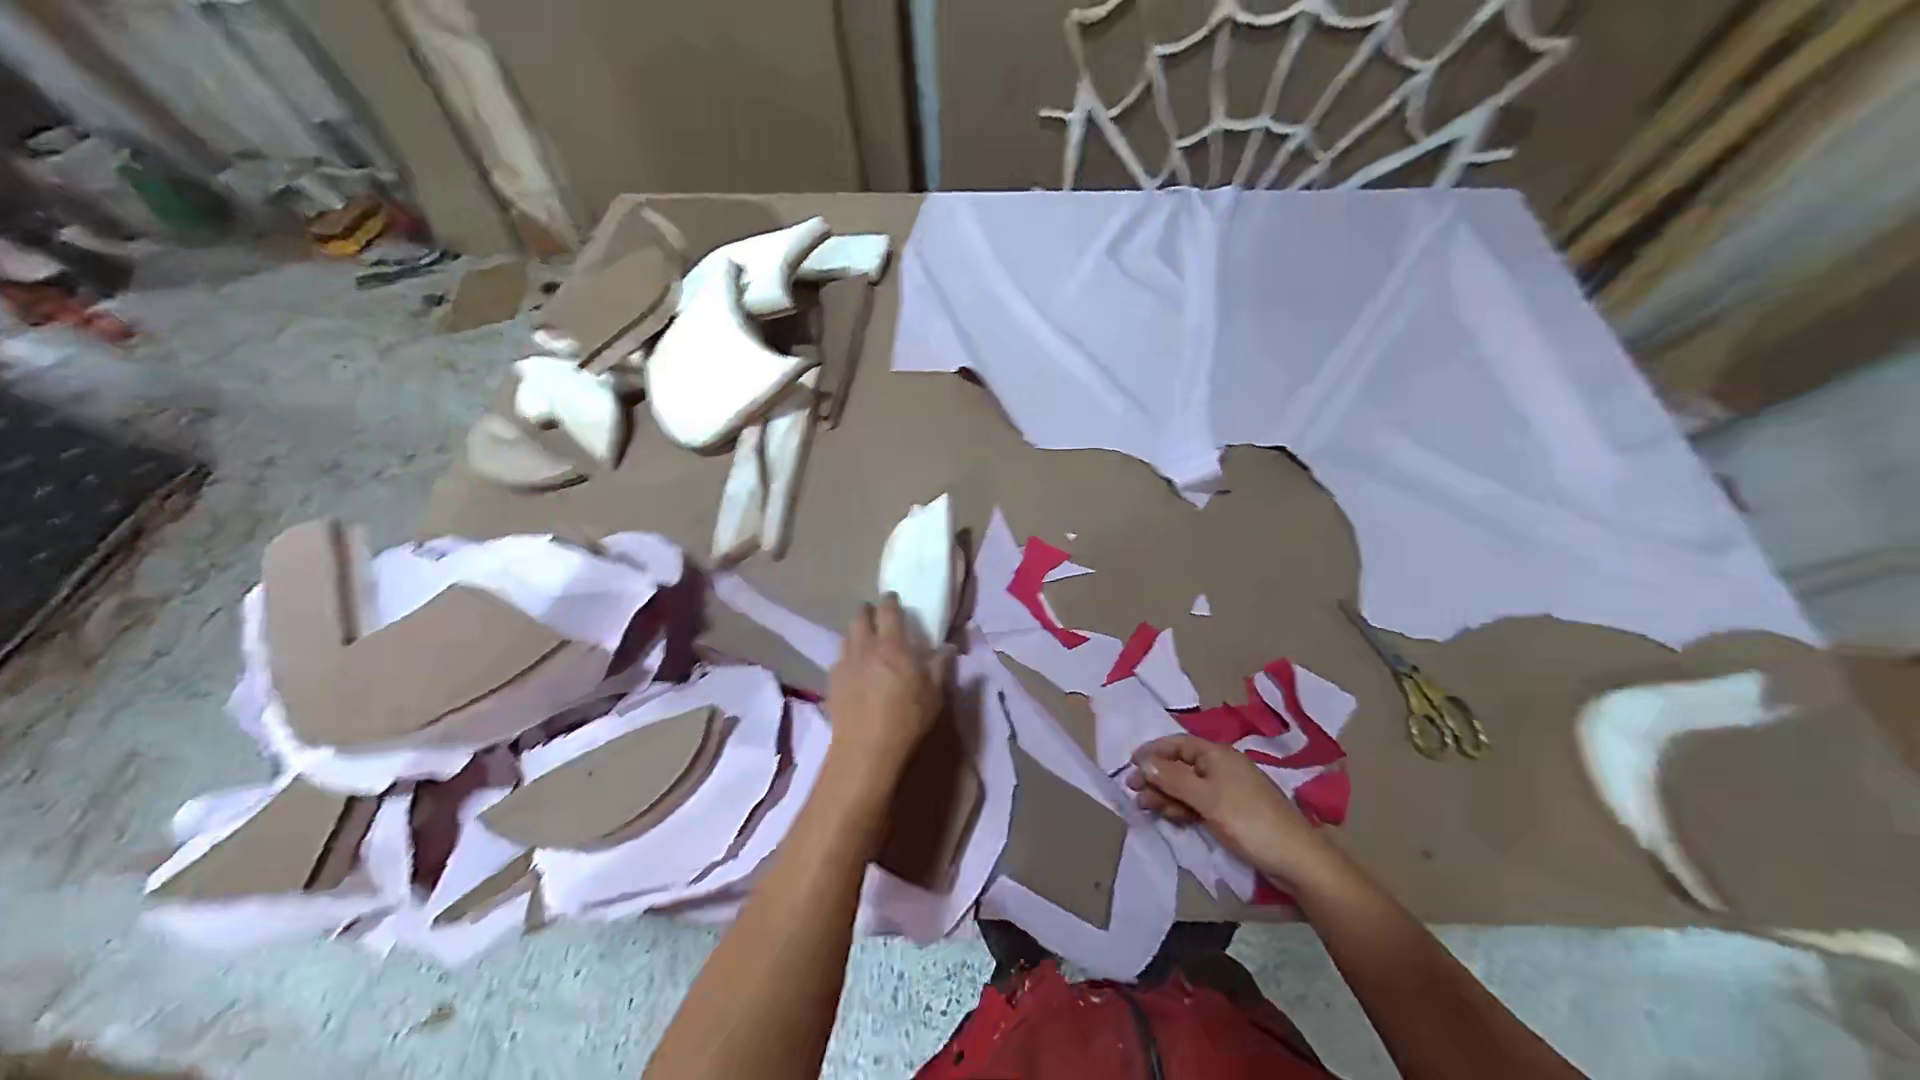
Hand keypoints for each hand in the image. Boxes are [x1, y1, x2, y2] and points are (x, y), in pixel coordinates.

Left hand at [825, 594, 954, 792]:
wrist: (866, 749)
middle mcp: (864, 647)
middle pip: (859, 617)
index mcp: (891, 645)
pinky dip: (848, 658)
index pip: (888, 611)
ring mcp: (844, 664)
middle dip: (867, 611)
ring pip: (846, 637)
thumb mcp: (935, 693)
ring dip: (856, 633)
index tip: (893, 597)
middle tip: (876, 615)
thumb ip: (941, 666)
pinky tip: (854, 671)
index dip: (890, 600)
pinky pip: (839, 660)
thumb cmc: (907, 718)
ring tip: (865, 642)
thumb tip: (949, 647)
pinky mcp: (832, 683)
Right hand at [1128, 735, 1346, 893]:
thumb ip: (1172, 778)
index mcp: (1217, 755)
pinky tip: (1171, 817)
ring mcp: (1227, 790)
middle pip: (1180, 765)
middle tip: (1132, 791)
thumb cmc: (1248, 821)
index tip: (1129, 764)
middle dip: (1155, 776)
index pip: (1178, 743)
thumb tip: (1144, 761)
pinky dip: (1182, 807)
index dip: (1153, 751)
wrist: (1296, 859)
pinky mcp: (1231, 812)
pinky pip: (1198, 802)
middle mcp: (1221, 767)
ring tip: (1144, 807)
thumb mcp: (1206, 798)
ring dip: (1165, 794)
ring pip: (1187, 786)